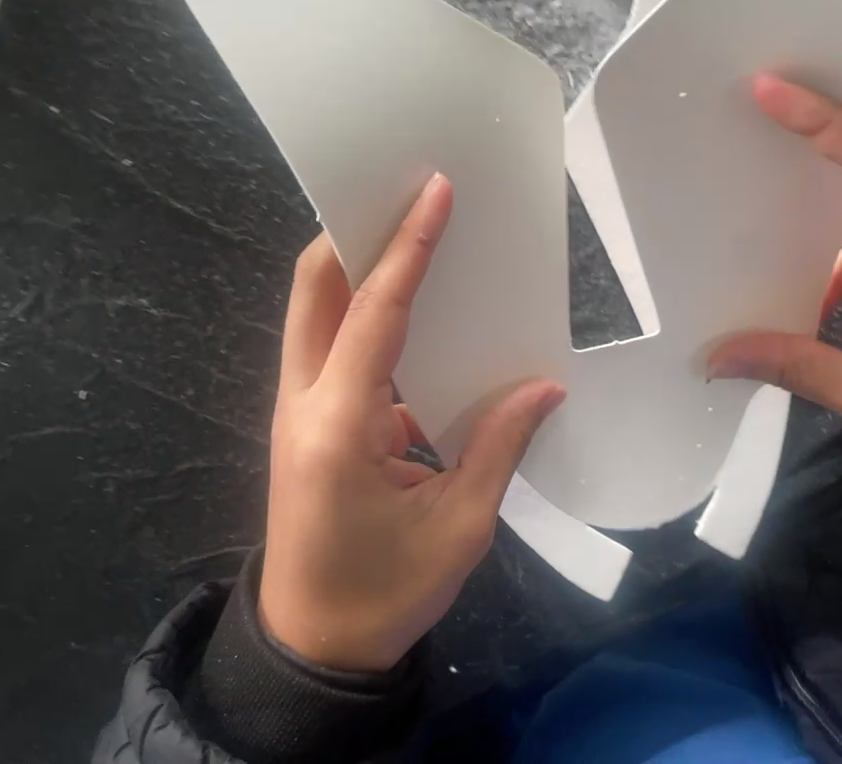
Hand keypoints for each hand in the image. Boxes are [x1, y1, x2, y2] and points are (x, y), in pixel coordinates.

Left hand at [258, 174, 565, 671]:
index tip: (434, 192)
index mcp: (337, 428)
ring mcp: (296, 410)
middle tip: (402, 194)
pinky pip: (330, 344)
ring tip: (405, 232)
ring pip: (314, 311)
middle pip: (314, 291)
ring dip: (353, 266)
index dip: (408, 248)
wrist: (313, 649)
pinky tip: (408, 308)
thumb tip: (545, 386)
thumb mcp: (458, 529)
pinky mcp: (306, 421)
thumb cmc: (384, 595)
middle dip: (354, 233)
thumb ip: (498, 447)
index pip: (375, 314)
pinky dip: (361, 311)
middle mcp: (303, 403)